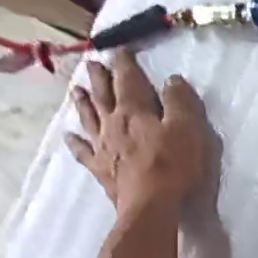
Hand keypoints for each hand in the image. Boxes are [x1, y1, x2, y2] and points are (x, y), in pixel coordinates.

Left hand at [65, 50, 211, 212]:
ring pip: (89, 118)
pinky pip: (83, 152)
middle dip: (100, 78)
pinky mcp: (101, 170)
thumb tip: (172, 79)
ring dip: (83, 102)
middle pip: (104, 95)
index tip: (120, 49)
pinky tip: (69, 137)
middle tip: (92, 63)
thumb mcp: (188, 128)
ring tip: (77, 89)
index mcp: (135, 111)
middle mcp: (113, 124)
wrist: (151, 207)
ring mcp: (103, 148)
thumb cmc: (174, 166)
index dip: (125, 63)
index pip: (128, 80)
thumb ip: (180, 101)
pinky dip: (75, 143)